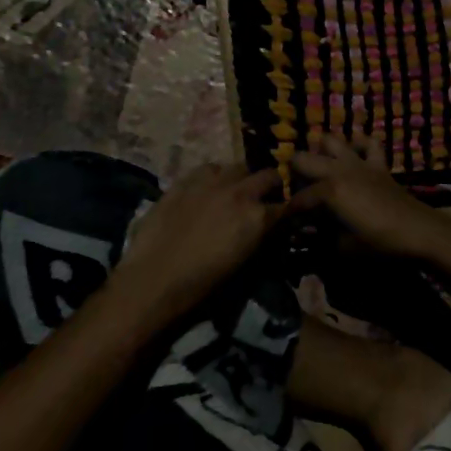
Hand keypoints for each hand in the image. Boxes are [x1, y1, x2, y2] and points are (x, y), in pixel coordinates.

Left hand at [114, 164, 285, 307]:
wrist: (155, 278)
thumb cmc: (204, 283)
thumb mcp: (245, 263)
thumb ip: (262, 238)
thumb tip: (271, 228)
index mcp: (259, 217)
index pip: (290, 204)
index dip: (294, 207)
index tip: (295, 209)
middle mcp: (240, 193)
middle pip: (270, 176)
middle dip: (274, 185)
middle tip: (268, 197)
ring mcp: (212, 183)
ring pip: (240, 167)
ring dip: (245, 178)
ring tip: (239, 190)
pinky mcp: (186, 181)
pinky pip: (210, 168)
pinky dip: (217, 175)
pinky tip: (211, 188)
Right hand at [291, 135, 450, 259]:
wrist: (420, 232)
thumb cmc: (380, 243)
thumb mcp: (343, 248)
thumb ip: (320, 239)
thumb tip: (306, 234)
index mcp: (328, 191)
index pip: (298, 200)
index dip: (290, 215)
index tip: (288, 227)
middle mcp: (339, 169)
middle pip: (302, 159)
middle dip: (295, 176)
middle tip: (302, 197)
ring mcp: (360, 163)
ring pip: (330, 140)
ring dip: (321, 153)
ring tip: (321, 172)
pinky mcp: (379, 165)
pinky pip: (368, 143)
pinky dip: (359, 146)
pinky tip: (355, 158)